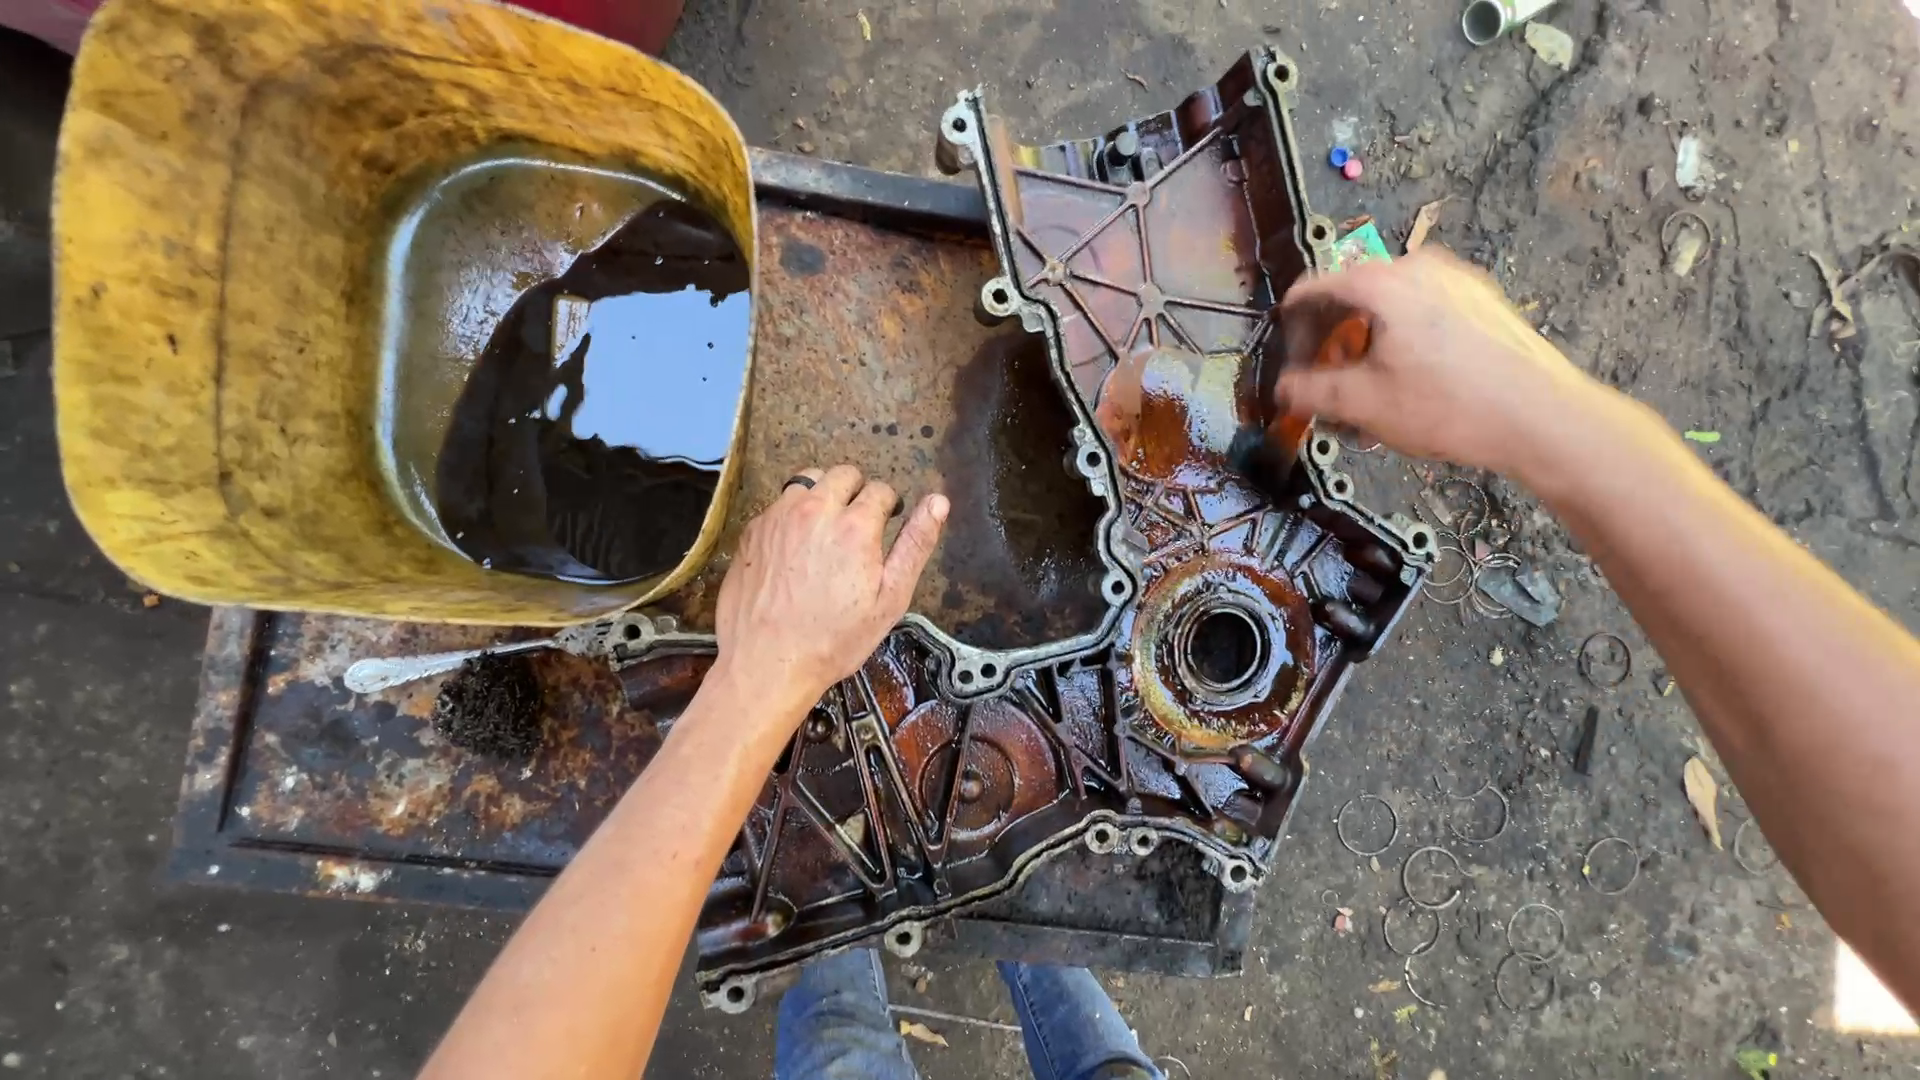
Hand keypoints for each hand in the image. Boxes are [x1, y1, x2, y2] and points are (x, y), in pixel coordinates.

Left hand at [712, 465, 948, 717]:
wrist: (767, 663)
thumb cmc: (835, 638)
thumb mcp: (890, 599)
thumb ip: (916, 544)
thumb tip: (939, 501)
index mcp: (855, 526)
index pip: (880, 489)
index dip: (887, 506)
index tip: (884, 523)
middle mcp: (814, 510)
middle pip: (843, 474)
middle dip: (856, 492)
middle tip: (857, 525)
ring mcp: (778, 517)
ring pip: (807, 481)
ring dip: (822, 496)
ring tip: (825, 531)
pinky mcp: (752, 531)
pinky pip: (778, 506)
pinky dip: (792, 516)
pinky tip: (794, 549)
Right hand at [1275, 249, 1605, 480]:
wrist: (1541, 418)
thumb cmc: (1448, 407)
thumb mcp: (1362, 404)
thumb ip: (1309, 392)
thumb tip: (1282, 388)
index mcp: (1384, 283)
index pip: (1313, 288)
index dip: (1291, 324)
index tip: (1287, 357)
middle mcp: (1420, 268)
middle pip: (1351, 293)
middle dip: (1328, 337)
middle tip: (1321, 378)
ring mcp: (1458, 282)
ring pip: (1387, 304)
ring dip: (1362, 341)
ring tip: (1363, 385)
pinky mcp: (1482, 303)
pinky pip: (1421, 311)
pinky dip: (1398, 338)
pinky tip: (1403, 379)